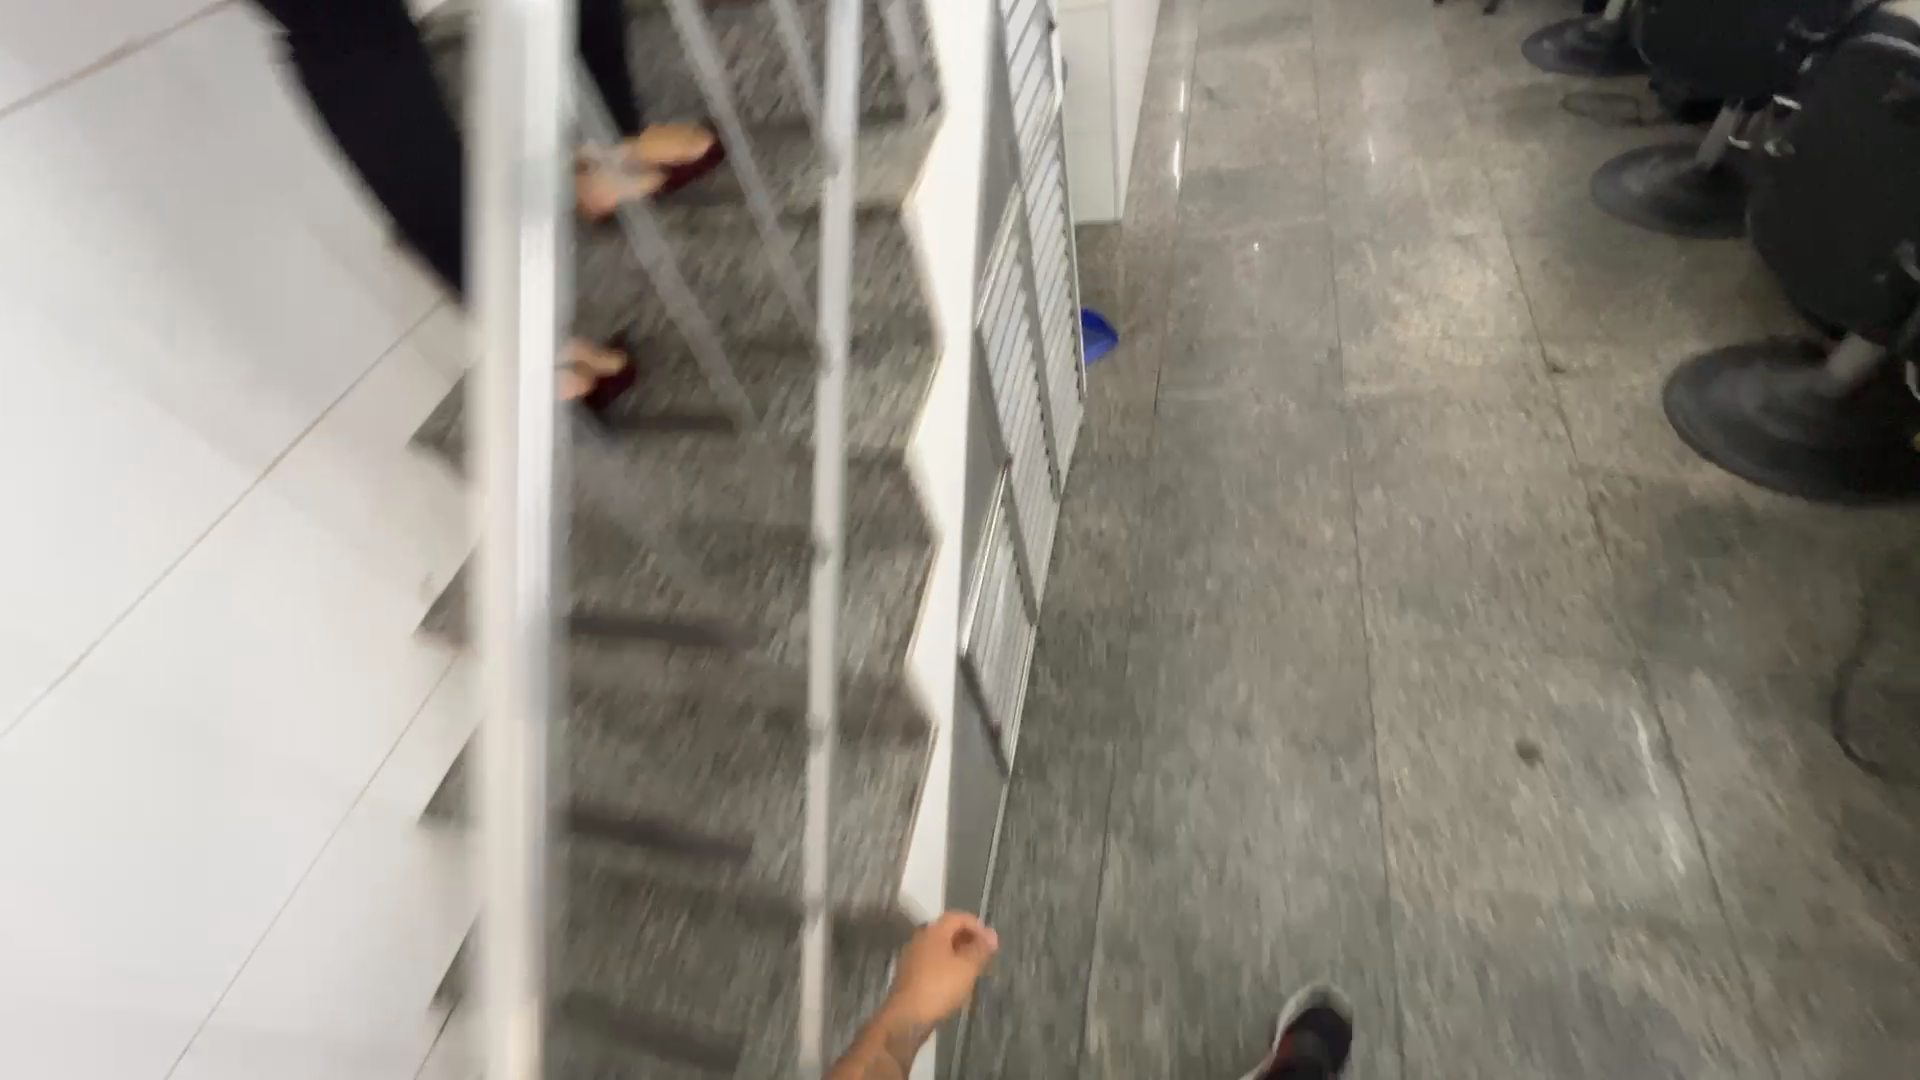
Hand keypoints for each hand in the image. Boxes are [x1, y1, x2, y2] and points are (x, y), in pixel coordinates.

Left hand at [881, 912, 999, 1028]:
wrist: (906, 1017)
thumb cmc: (939, 987)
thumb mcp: (967, 967)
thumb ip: (980, 949)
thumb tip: (992, 934)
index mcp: (934, 931)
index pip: (957, 916)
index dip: (976, 924)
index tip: (989, 940)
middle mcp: (921, 938)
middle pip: (947, 931)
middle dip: (967, 939)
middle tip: (983, 954)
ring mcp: (913, 957)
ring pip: (939, 948)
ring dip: (957, 954)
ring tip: (972, 968)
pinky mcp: (910, 975)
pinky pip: (932, 962)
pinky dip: (946, 966)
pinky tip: (954, 982)